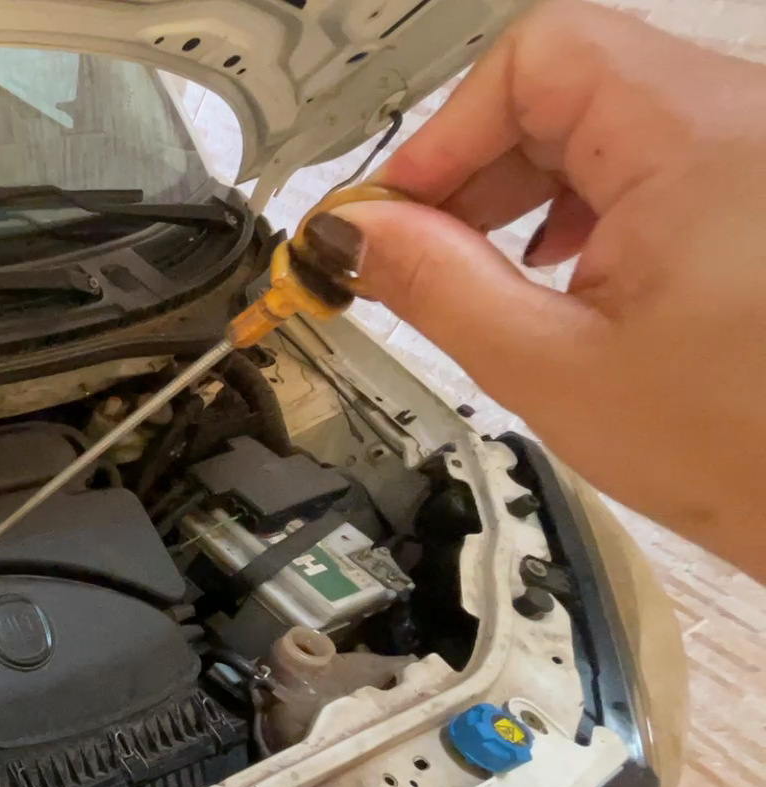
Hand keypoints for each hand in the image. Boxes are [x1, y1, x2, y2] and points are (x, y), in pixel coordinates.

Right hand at [320, 0, 765, 578]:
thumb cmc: (740, 441)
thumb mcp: (540, 362)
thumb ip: (431, 283)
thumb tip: (347, 233)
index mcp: (708, 145)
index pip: (539, 60)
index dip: (444, 135)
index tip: (389, 216)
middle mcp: (752, 123)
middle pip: (560, 88)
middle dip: (462, 172)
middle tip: (404, 258)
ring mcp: (762, 153)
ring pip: (595, 123)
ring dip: (507, 193)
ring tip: (472, 274)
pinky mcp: (761, 188)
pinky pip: (642, 159)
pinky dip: (565, 206)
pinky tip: (547, 270)